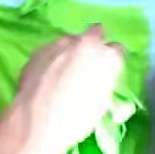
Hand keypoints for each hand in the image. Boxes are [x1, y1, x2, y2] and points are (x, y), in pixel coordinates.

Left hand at [2, 26, 124, 153]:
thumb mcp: (101, 105)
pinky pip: (52, 50)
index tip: (106, 69)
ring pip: (71, 40)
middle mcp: (87, 43)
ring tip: (62, 73)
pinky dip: (52, 58)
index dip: (111, 59)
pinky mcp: (40, 48)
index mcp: (108, 57)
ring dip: (71, 51)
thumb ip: (105, 83)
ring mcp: (61, 43)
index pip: (118, 50)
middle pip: (96, 32)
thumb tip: (101, 80)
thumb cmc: (76, 120)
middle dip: (94, 42)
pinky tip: (46, 76)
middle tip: (87, 62)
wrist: (36, 122)